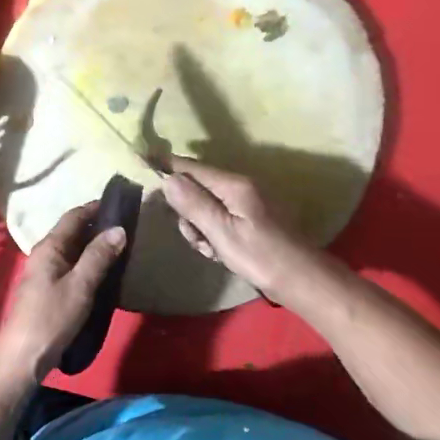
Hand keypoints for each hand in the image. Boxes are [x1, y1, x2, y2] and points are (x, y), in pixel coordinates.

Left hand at [0, 202, 128, 374]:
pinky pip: (72, 268)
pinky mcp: (49, 291)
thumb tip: (119, 228)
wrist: (24, 355)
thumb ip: (98, 257)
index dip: (96, 207)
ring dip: (95, 247)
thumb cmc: (51, 317)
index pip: (73, 217)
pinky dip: (89, 264)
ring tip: (124, 246)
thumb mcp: (80, 286)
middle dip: (98, 226)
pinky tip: (106, 272)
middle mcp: (44, 255)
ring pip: (73, 251)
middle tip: (130, 225)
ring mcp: (45, 273)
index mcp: (49, 247)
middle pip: (73, 232)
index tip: (123, 202)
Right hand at [160, 158, 334, 307]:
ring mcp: (244, 204)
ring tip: (211, 250)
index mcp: (233, 185)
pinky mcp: (247, 219)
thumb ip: (193, 204)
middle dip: (186, 213)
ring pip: (202, 208)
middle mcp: (239, 188)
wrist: (302, 281)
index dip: (164, 164)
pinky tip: (220, 253)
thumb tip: (168, 179)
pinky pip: (216, 219)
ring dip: (199, 229)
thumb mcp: (221, 232)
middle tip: (196, 238)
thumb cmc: (260, 256)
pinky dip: (211, 235)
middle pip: (194, 189)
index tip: (138, 159)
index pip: (190, 167)